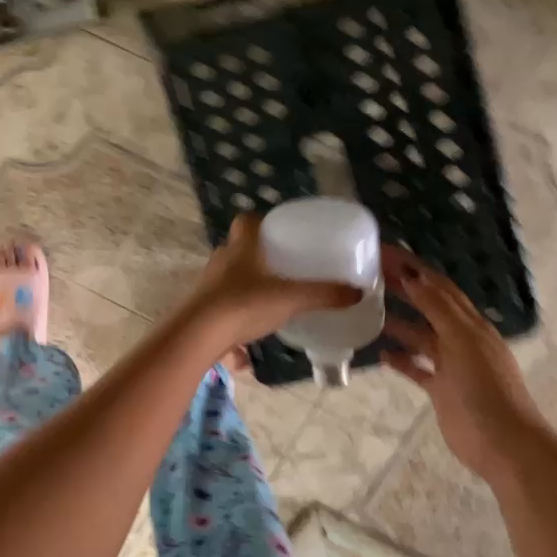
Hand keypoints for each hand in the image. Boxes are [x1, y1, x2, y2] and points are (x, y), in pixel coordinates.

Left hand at [177, 213, 358, 353]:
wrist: (198, 335)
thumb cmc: (244, 304)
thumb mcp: (290, 298)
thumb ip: (323, 294)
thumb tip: (357, 291)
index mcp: (241, 247)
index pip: (246, 220)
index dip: (261, 221)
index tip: (280, 230)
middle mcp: (222, 259)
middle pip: (239, 247)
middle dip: (259, 254)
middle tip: (284, 264)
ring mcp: (209, 282)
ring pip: (230, 274)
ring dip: (247, 280)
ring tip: (272, 294)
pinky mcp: (202, 306)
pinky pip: (224, 299)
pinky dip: (239, 306)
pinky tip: (255, 322)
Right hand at [378, 247, 556, 483]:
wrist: (505, 446)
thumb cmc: (486, 389)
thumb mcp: (463, 342)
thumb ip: (438, 308)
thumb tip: (414, 275)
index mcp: (470, 325)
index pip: (438, 286)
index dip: (413, 267)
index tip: (382, 251)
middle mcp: (461, 340)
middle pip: (428, 306)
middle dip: (403, 287)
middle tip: (369, 272)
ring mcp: (451, 366)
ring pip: (420, 336)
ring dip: (398, 322)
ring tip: (367, 310)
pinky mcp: (441, 390)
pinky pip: (417, 368)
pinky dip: (400, 359)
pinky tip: (381, 354)